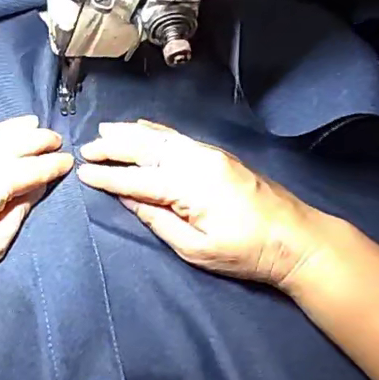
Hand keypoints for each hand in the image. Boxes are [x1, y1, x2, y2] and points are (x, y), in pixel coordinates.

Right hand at [77, 120, 333, 289]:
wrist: (296, 238)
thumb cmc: (245, 252)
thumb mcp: (195, 248)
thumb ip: (157, 220)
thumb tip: (127, 198)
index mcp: (187, 187)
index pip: (136, 178)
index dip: (106, 176)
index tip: (82, 172)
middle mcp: (195, 162)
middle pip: (145, 148)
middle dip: (113, 147)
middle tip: (86, 148)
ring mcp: (208, 154)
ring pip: (160, 137)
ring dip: (130, 133)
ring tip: (105, 130)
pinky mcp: (217, 154)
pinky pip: (176, 136)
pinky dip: (154, 130)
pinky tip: (142, 127)